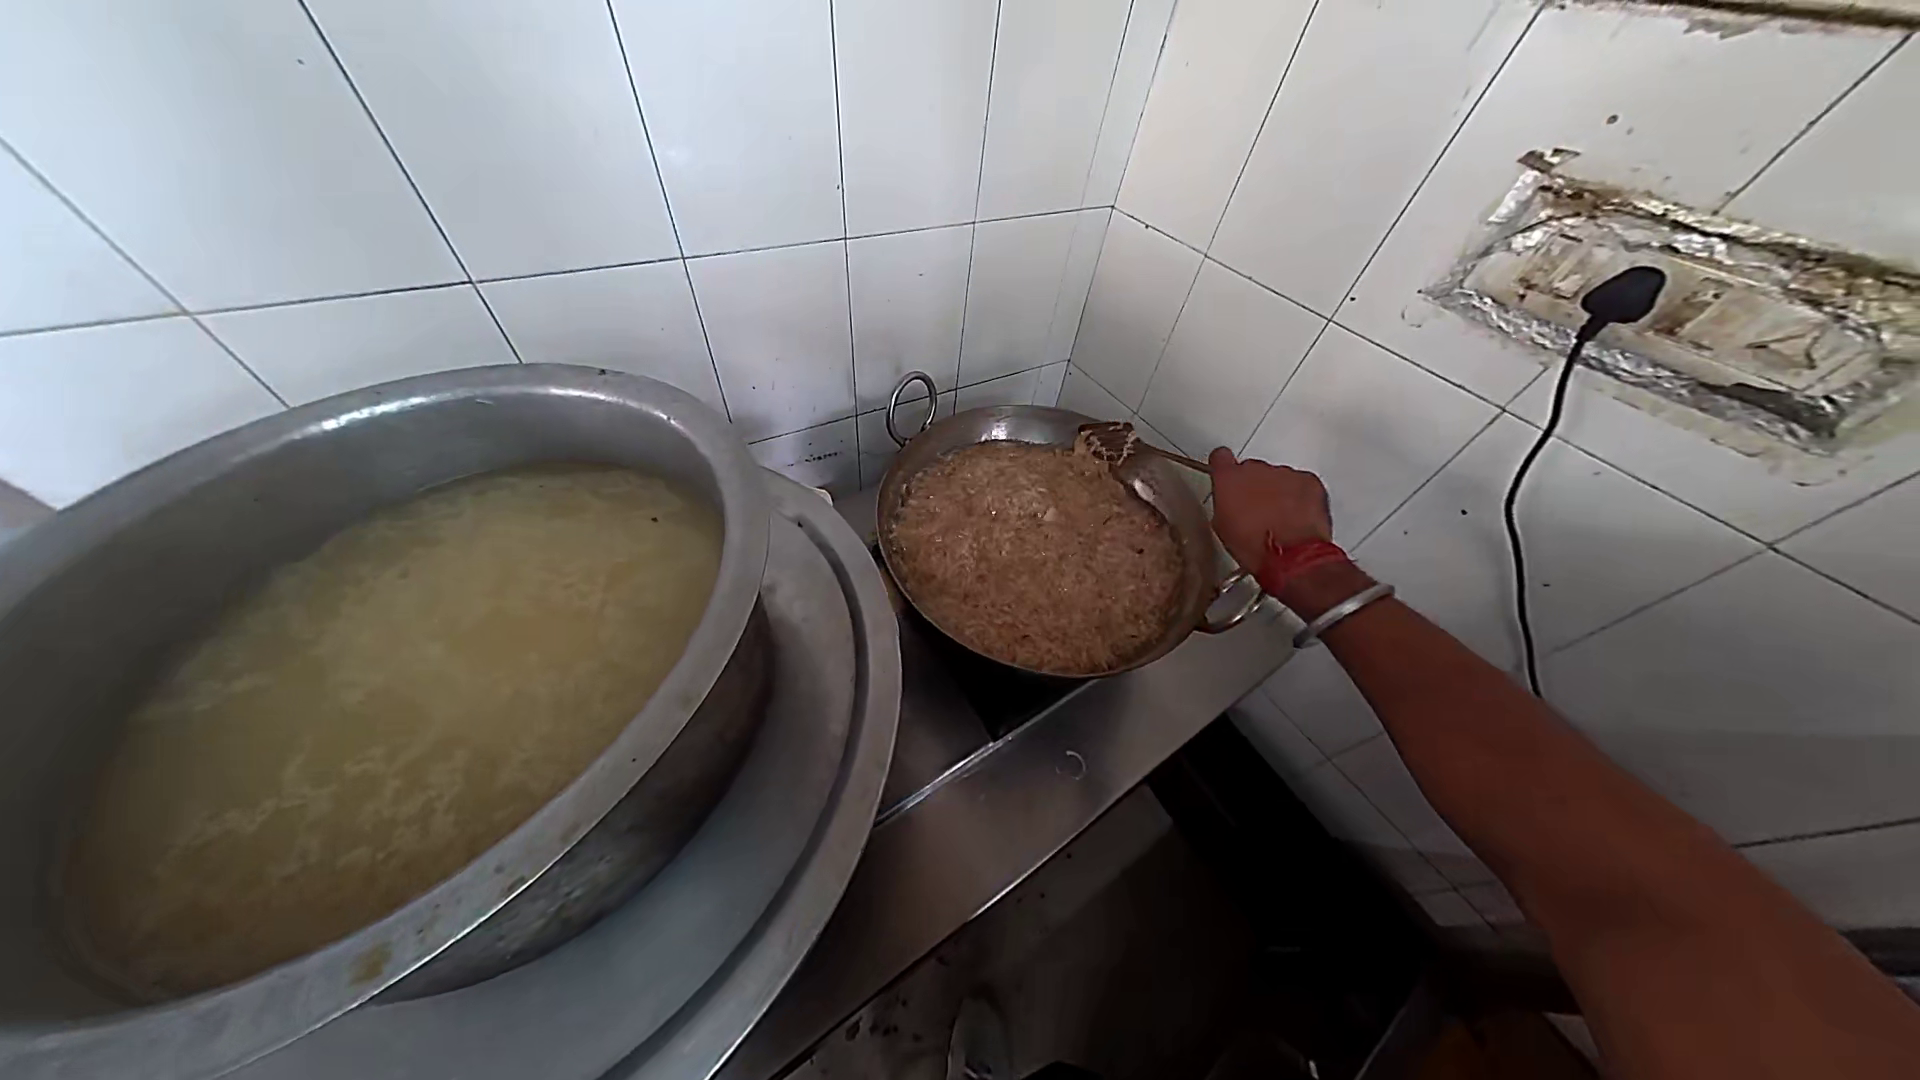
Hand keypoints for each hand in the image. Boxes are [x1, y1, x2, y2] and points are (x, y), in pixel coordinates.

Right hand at [1208, 448, 1332, 573]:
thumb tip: (1230, 502)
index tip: (1225, 470)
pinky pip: (1301, 483)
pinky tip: (1296, 515)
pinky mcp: (1309, 481)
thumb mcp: (1223, 526)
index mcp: (1229, 479)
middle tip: (1256, 507)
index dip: (1223, 464)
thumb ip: (1225, 503)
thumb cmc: (1254, 546)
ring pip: (1278, 476)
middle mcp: (1256, 469)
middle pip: (1253, 468)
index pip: (1220, 456)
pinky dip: (1299, 495)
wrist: (1291, 556)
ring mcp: (1284, 473)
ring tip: (1278, 517)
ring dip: (1277, 491)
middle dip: (1254, 484)